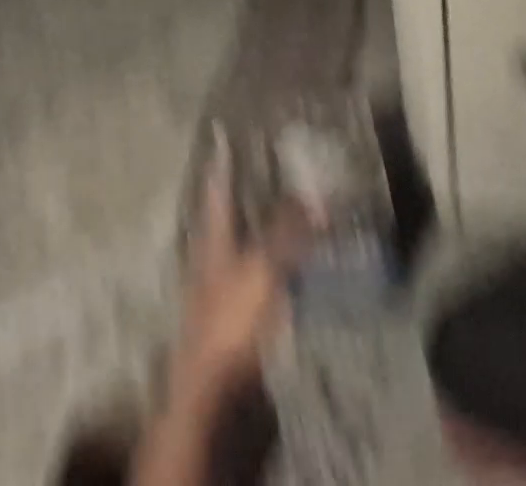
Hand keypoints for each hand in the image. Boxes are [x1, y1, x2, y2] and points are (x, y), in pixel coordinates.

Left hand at [170, 142, 316, 403]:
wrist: (212, 392)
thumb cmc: (229, 322)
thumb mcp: (261, 271)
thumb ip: (286, 233)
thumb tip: (314, 196)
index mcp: (211, 240)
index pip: (216, 190)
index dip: (222, 162)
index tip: (223, 133)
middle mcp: (212, 258)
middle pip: (227, 216)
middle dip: (244, 192)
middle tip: (269, 167)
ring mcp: (224, 288)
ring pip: (245, 245)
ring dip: (266, 227)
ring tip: (295, 209)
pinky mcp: (240, 316)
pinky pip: (263, 277)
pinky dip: (279, 263)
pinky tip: (299, 265)